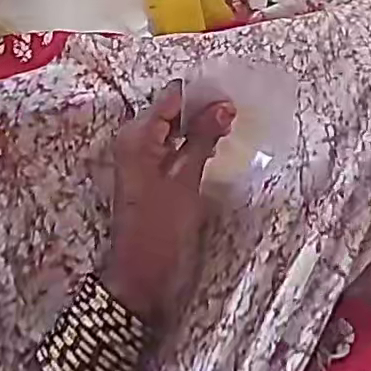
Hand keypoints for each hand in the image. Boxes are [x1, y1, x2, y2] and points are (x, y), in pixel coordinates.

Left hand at [103, 81, 233, 319]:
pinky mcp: (151, 172)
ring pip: (174, 127)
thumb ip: (203, 136)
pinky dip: (193, 141)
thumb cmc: (161, 226)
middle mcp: (135, 140)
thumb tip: (224, 105)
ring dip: (200, 125)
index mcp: (137, 136)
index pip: (172, 96)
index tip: (231, 97)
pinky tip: (215, 145)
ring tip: (230, 126)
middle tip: (235, 113)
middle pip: (172, 109)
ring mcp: (142, 156)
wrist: (142, 275)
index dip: (201, 94)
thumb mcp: (186, 178)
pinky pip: (174, 144)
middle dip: (202, 108)